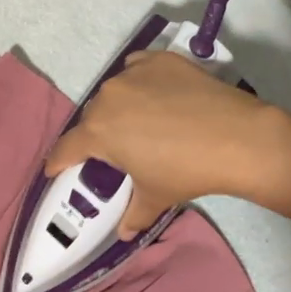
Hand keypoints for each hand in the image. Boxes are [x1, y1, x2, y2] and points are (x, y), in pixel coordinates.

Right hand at [43, 50, 282, 237]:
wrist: (235, 136)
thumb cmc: (187, 170)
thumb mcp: (155, 197)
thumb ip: (133, 214)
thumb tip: (125, 232)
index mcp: (99, 132)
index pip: (66, 148)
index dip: (59, 162)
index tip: (55, 169)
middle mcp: (109, 96)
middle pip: (92, 117)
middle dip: (97, 135)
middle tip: (115, 152)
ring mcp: (134, 73)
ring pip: (114, 91)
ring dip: (120, 107)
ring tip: (141, 122)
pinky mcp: (159, 59)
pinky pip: (137, 69)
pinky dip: (140, 81)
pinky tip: (156, 94)